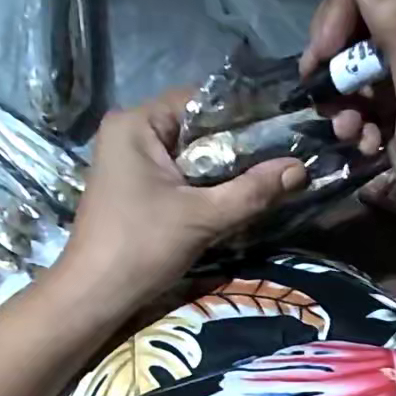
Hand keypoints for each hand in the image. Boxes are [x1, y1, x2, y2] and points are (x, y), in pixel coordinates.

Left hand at [51, 90, 305, 309]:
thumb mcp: (204, 217)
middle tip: (280, 155)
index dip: (242, 113)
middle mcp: (129, 132)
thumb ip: (253, 190)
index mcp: (136, 123)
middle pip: (196, 126)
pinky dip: (204, 183)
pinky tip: (233, 194)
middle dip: (236, 143)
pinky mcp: (133, 186)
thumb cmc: (141, 247)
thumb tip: (301, 168)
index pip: (201, 100)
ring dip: (223, 167)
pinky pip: (178, 173)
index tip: (280, 129)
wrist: (94, 296)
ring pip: (189, 152)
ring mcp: (128, 160)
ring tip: (266, 174)